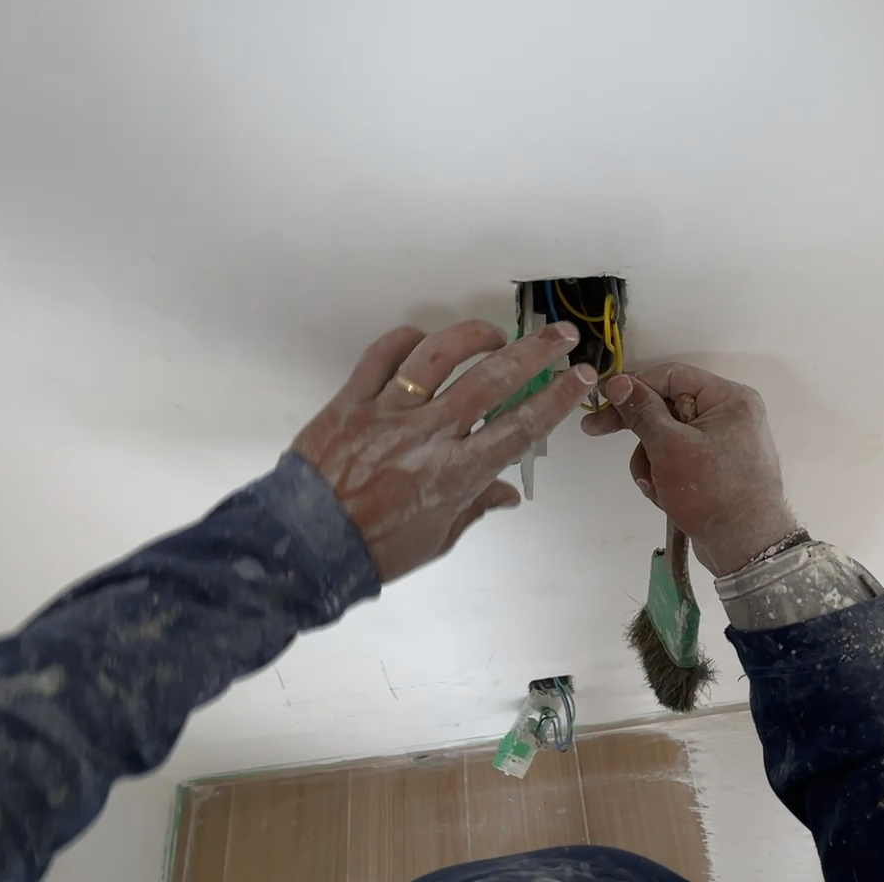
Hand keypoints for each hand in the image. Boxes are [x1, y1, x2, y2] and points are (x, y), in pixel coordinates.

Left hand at [294, 320, 595, 580]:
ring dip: (474, 336)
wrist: (302, 547)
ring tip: (494, 334)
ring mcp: (387, 412)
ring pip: (438, 356)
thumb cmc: (378, 549)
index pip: (520, 428)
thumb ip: (475, 507)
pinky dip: (406, 339)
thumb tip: (506, 493)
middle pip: (492, 380)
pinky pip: (381, 355)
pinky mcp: (351, 400)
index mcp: (455, 474)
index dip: (556, 398)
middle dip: (535, 352)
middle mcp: (428, 434)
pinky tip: (423, 340)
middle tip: (561, 334)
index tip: (580, 376)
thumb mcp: (438, 538)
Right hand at [581, 363, 796, 576]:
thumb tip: (618, 382)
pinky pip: (677, 459)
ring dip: (650, 461)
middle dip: (639, 432)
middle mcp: (728, 415)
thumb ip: (641, 411)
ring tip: (654, 486)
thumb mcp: (669, 447)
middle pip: (667, 407)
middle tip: (595, 429)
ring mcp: (722, 443)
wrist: (747, 550)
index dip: (634, 385)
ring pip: (666, 437)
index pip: (671, 376)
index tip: (603, 397)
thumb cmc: (712, 492)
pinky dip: (664, 476)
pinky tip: (665, 497)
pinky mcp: (714, 469)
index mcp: (728, 399)